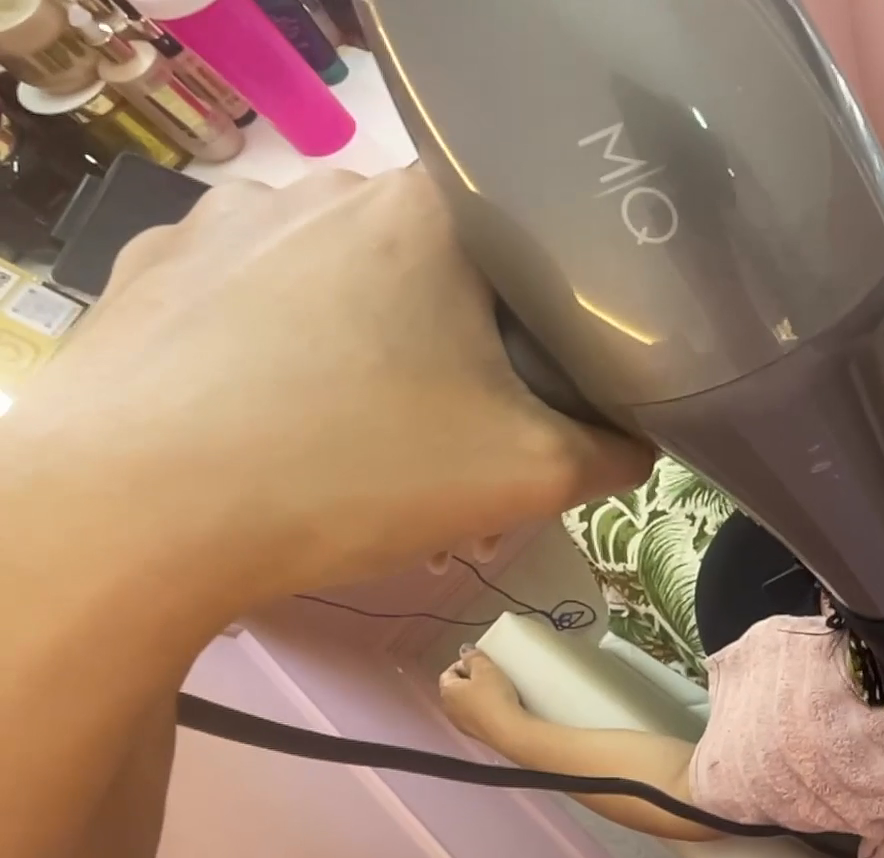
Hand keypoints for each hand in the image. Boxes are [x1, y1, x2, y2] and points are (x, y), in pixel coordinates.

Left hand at [5, 168, 653, 621]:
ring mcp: (225, 224)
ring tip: (390, 422)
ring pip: (358, 277)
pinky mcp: (158, 274)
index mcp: (426, 212)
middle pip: (449, 259)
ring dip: (393, 337)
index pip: (535, 232)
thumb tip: (638, 443)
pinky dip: (306, 345)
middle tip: (489, 411)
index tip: (570, 362)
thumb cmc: (361, 469)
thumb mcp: (538, 473)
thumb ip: (617, 452)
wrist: (127, 524)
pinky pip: (271, 298)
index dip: (567, 300)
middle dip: (481, 331)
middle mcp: (323, 189)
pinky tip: (297, 413)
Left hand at [438, 645, 524, 745]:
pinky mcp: (474, 733)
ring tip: (498, 692)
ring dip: (477, 696)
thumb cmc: (494, 696)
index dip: (465, 663)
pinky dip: (484, 709)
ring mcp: (460, 723)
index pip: (449, 672)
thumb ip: (474, 657)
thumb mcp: (487, 669)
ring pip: (465, 703)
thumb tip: (464, 650)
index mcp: (447, 690)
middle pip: (456, 688)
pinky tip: (499, 708)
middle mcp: (447, 708)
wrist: (507, 729)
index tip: (483, 662)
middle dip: (471, 680)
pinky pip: (476, 715)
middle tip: (491, 675)